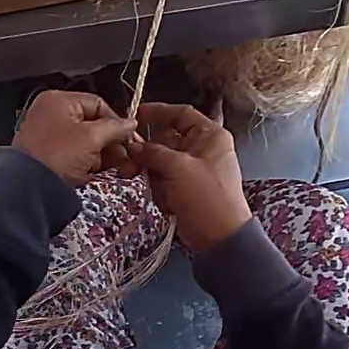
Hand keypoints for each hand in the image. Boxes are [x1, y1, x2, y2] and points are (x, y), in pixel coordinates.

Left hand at [12, 90, 137, 186]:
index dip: (117, 122)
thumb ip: (116, 128)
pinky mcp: (45, 155)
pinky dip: (81, 164)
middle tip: (119, 158)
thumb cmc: (57, 156)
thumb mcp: (92, 138)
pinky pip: (71, 155)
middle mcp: (50, 113)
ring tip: (95, 168)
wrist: (28, 188)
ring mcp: (46, 134)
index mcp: (59, 100)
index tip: (129, 139)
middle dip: (107, 143)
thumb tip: (131, 124)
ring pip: (83, 142)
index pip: (99, 104)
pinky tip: (83, 173)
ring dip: (95, 156)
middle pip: (92, 124)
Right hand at [124, 102, 252, 251]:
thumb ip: (153, 152)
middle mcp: (202, 149)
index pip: (181, 114)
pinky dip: (162, 192)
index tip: (136, 116)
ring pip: (161, 164)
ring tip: (161, 194)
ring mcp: (193, 170)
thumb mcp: (178, 167)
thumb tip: (134, 146)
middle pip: (165, 142)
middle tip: (129, 168)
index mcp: (210, 136)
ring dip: (155, 178)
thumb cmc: (206, 196)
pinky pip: (164, 182)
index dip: (158, 113)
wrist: (219, 236)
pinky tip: (169, 203)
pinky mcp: (186, 189)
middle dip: (148, 156)